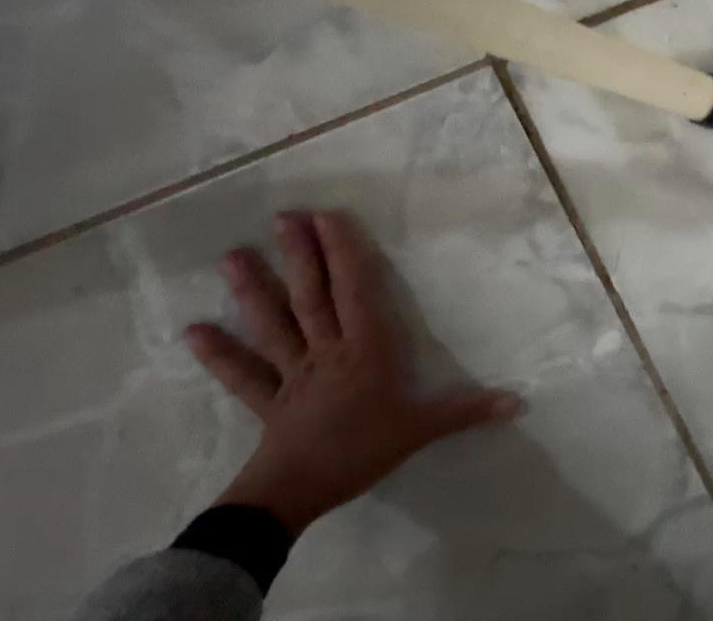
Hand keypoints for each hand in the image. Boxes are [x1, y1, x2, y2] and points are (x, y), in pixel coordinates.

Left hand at [185, 210, 521, 534]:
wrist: (294, 494)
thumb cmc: (361, 450)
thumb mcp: (422, 429)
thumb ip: (468, 411)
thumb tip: (520, 402)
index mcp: (366, 349)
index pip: (356, 291)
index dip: (344, 253)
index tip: (330, 217)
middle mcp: (327, 351)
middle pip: (312, 297)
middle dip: (301, 256)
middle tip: (286, 217)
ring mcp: (293, 374)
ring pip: (273, 325)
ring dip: (253, 291)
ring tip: (231, 256)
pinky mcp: (268, 401)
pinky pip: (242, 374)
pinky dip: (218, 353)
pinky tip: (192, 331)